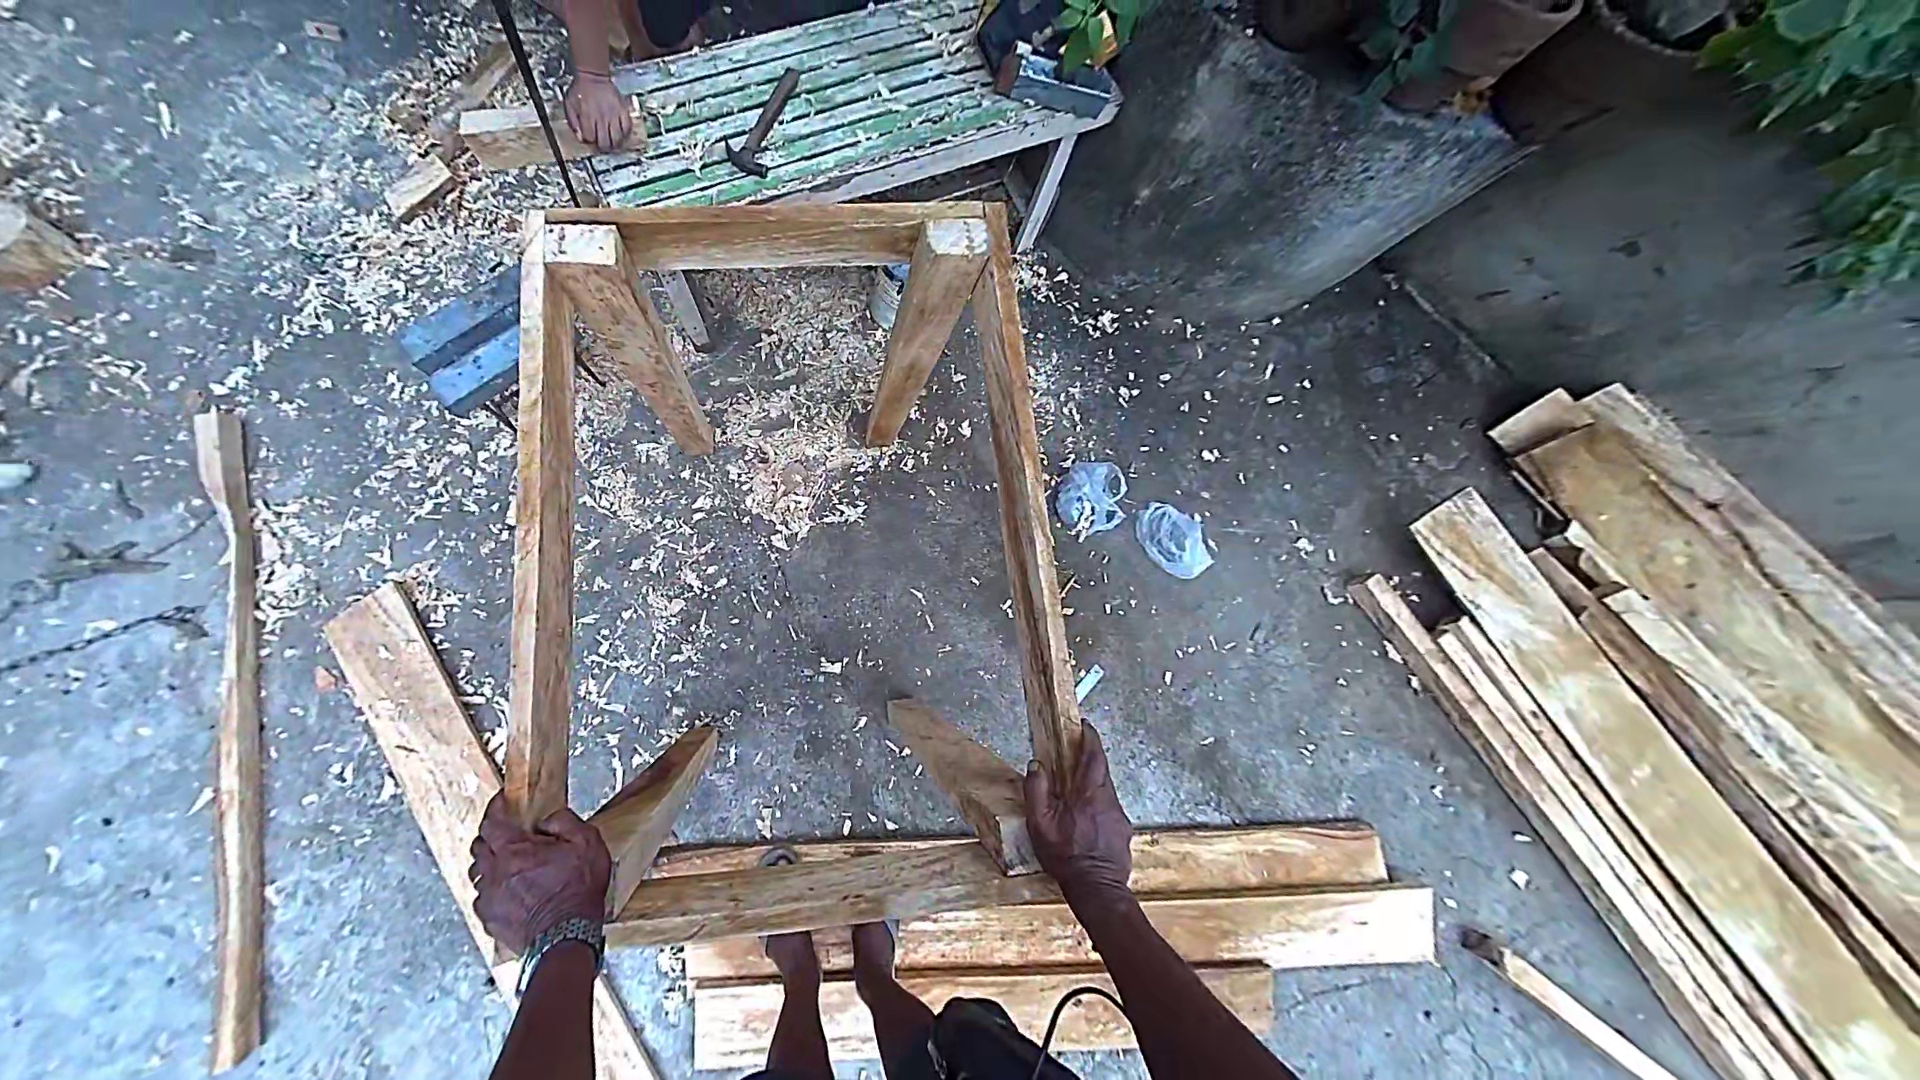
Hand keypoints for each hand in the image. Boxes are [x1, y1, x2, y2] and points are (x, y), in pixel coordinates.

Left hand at [468, 792, 611, 953]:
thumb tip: (547, 819)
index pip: (492, 822)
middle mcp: (493, 873)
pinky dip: (495, 886)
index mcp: (514, 851)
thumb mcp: (586, 841)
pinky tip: (514, 888)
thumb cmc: (578, 886)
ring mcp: (488, 899)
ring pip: (479, 872)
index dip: (495, 807)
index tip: (502, 799)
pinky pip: (484, 896)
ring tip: (513, 861)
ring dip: (491, 862)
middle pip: (479, 847)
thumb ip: (564, 822)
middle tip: (511, 831)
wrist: (566, 934)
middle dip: (492, 834)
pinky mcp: (490, 919)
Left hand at [563, 72, 631, 151]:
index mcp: (587, 116)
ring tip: (613, 144)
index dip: (590, 141)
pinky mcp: (622, 112)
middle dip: (603, 147)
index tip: (591, 139)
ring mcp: (613, 116)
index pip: (590, 138)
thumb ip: (572, 122)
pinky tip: (621, 134)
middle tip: (603, 146)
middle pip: (605, 143)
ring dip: (615, 144)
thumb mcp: (569, 103)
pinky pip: (627, 129)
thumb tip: (580, 138)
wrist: (593, 76)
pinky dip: (625, 134)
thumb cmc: (581, 90)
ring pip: (617, 139)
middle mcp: (601, 117)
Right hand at [1024, 724, 1132, 906]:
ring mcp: (1119, 817)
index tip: (1085, 726)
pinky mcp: (1123, 832)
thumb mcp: (1040, 824)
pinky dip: (1099, 807)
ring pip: (1107, 791)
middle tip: (1076, 755)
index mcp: (1088, 793)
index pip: (1094, 755)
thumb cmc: (1066, 856)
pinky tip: (1086, 822)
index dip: (1090, 737)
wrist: (1097, 890)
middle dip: (1091, 759)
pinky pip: (1110, 810)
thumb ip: (1036, 790)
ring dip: (1093, 785)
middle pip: (1102, 771)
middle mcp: (1108, 800)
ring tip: (1076, 793)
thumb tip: (1036, 765)